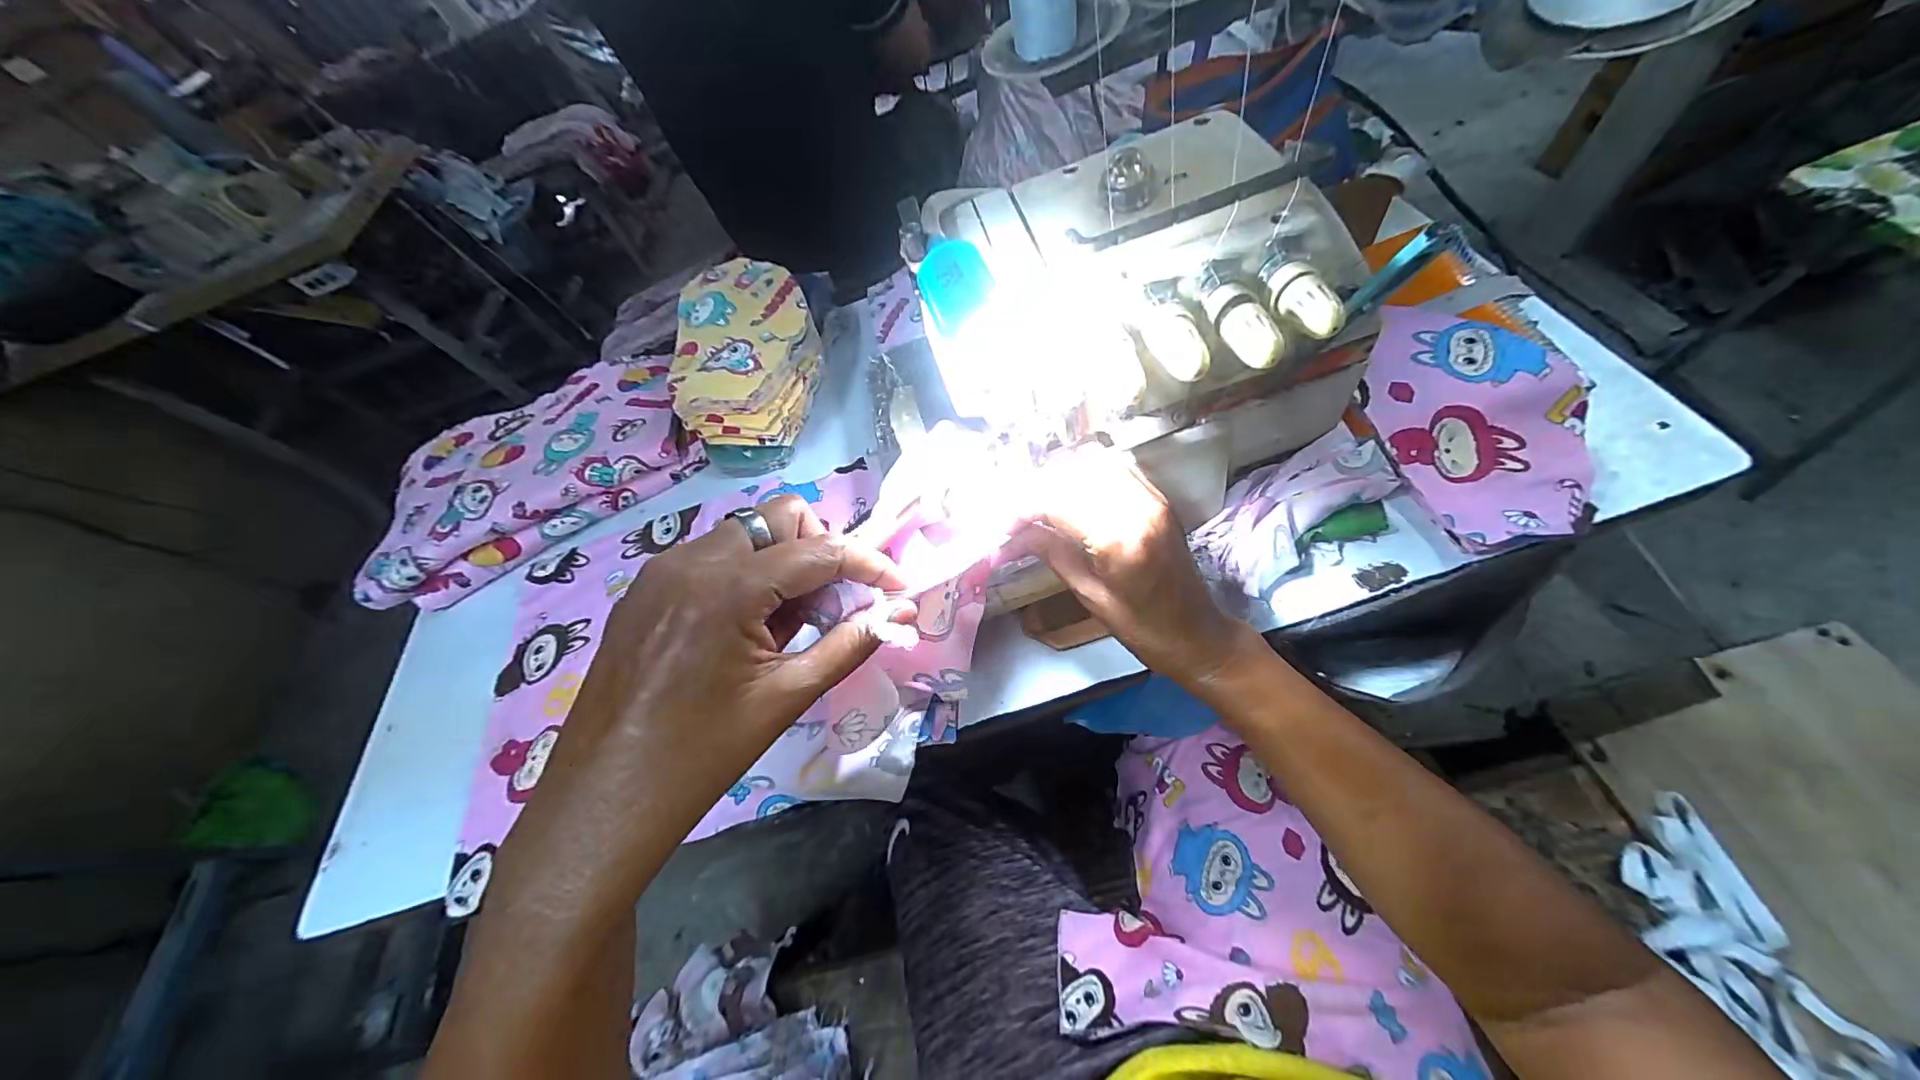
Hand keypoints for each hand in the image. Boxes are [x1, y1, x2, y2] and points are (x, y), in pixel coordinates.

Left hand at [558, 495, 914, 782]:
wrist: (605, 795)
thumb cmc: (703, 753)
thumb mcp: (787, 696)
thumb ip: (851, 643)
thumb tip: (901, 614)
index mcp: (729, 587)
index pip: (819, 550)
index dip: (869, 564)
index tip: (898, 587)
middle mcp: (692, 560)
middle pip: (779, 517)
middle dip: (821, 548)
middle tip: (836, 603)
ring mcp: (662, 570)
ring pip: (745, 534)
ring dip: (784, 562)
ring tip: (793, 623)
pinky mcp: (645, 588)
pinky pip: (712, 557)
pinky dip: (746, 574)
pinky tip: (749, 627)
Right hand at [1010, 448, 1263, 694]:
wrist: (1197, 633)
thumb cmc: (1141, 628)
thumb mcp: (1089, 595)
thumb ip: (1052, 553)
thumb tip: (1011, 536)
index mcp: (1118, 540)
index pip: (1057, 502)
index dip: (1023, 509)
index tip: (1004, 525)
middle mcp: (1137, 509)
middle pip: (1073, 476)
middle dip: (1038, 490)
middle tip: (1017, 514)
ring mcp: (1152, 499)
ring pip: (1094, 464)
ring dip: (1061, 477)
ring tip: (1041, 502)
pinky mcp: (1159, 499)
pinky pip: (1118, 468)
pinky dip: (1089, 472)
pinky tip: (1073, 491)